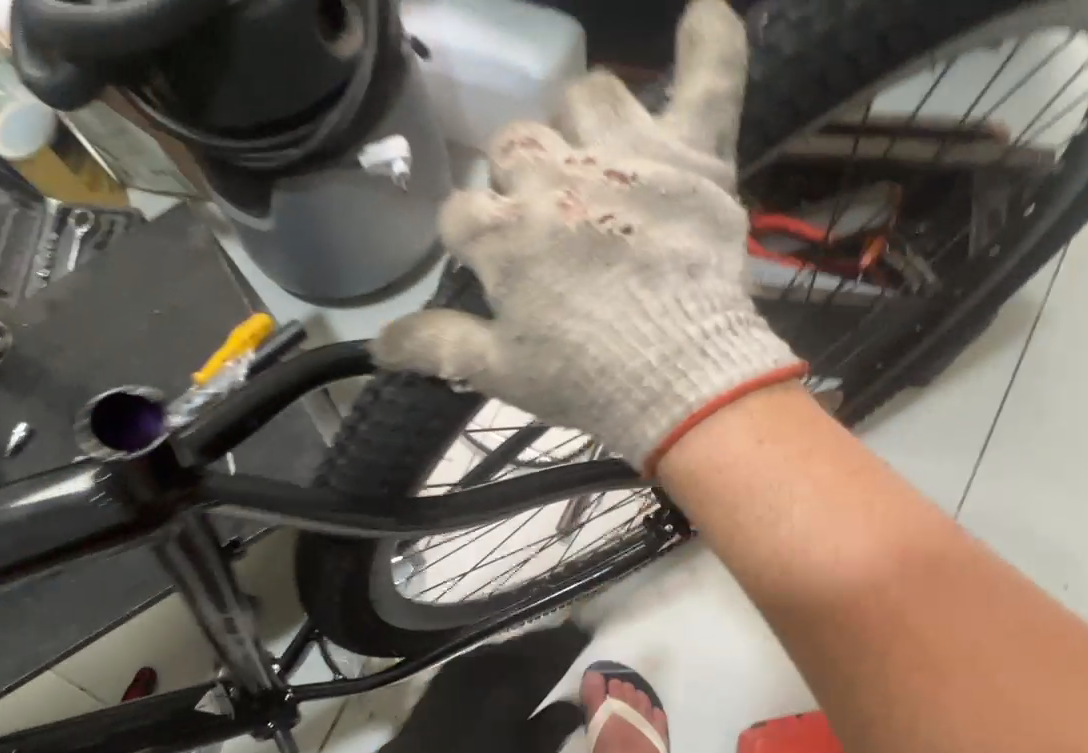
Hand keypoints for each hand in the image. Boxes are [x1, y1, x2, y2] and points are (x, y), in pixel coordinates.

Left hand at [344, 624, 588, 752]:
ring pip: (504, 647)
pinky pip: (484, 654)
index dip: (570, 641)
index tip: (586, 630)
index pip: (551, 653)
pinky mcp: (445, 675)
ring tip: (542, 648)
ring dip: (525, 645)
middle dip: (549, 639)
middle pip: (527, 644)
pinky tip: (507, 663)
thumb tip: (576, 703)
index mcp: (515, 684)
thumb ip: (555, 726)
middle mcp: (489, 665)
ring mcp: (463, 667)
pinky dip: (502, 654)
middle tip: (569, 635)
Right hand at [374, 0, 804, 475]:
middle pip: (516, 142)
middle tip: (549, 222)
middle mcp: (556, 177)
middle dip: (520, 176)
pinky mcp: (691, 155)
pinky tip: (702, 15)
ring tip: (598, 158)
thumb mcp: (499, 371)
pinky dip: (709, 43)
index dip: (472, 236)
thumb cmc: (586, 380)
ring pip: (588, 96)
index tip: (491, 264)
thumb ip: (437, 346)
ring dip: (582, 122)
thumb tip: (378, 344)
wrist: (682, 382)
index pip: (460, 211)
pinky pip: (708, 77)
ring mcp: (626, 156)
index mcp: (504, 233)